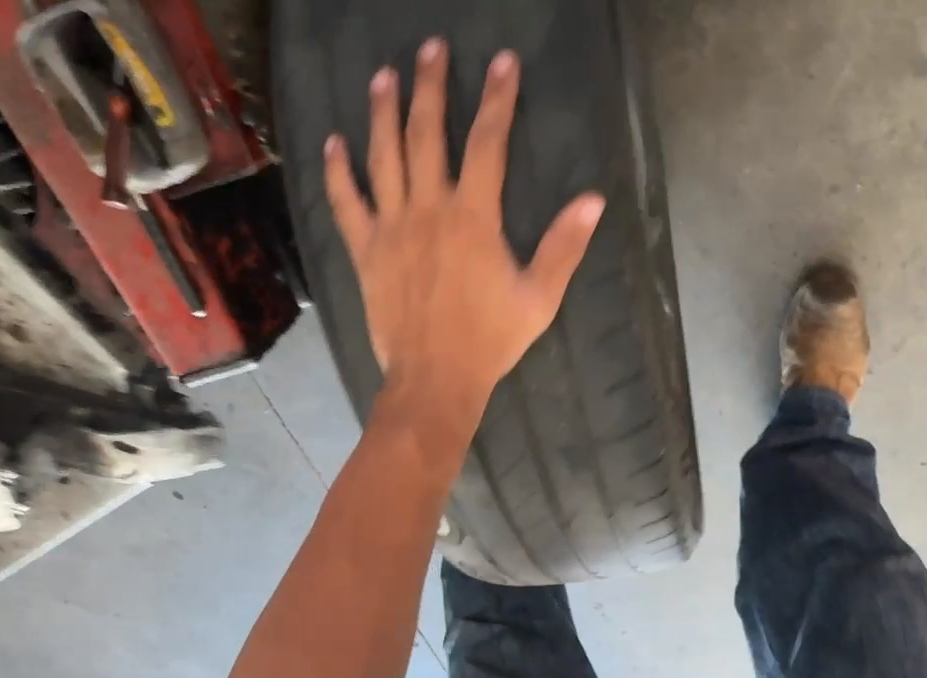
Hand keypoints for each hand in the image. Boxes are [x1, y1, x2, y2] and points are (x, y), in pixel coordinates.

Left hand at [324, 39, 605, 416]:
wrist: (435, 379)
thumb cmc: (490, 341)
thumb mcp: (539, 299)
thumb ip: (563, 247)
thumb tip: (593, 200)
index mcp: (473, 219)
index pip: (487, 144)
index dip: (497, 99)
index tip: (502, 62)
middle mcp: (428, 211)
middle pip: (427, 135)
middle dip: (430, 87)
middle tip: (430, 48)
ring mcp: (392, 229)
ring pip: (383, 158)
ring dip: (383, 113)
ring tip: (384, 76)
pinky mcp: (367, 252)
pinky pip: (346, 205)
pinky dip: (338, 173)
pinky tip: (333, 143)